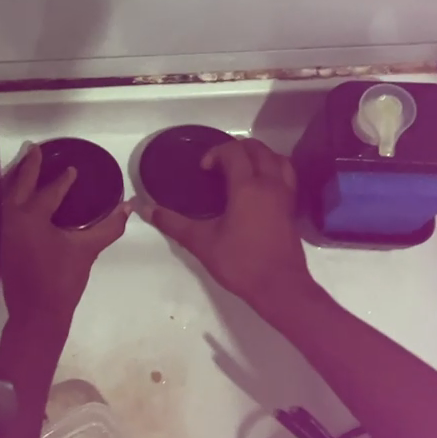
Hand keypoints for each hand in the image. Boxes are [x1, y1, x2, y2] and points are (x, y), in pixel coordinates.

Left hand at [0, 147, 129, 334]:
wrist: (36, 316)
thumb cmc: (62, 281)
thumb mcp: (87, 251)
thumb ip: (108, 227)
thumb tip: (128, 206)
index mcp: (31, 217)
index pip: (49, 191)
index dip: (63, 180)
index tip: (72, 169)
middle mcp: (9, 218)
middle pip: (17, 184)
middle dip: (27, 166)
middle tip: (35, 149)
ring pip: (2, 195)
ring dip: (13, 179)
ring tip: (23, 165)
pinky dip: (6, 197)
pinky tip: (14, 196)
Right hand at [144, 138, 315, 316]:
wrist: (280, 288)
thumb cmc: (240, 263)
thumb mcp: (200, 242)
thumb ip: (172, 222)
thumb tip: (144, 209)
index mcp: (247, 187)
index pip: (234, 152)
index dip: (215, 153)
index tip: (203, 170)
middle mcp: (270, 184)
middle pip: (258, 149)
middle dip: (236, 149)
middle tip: (218, 165)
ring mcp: (285, 196)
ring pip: (277, 159)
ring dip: (258, 156)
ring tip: (240, 170)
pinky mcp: (291, 209)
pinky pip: (286, 175)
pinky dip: (273, 170)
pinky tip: (258, 187)